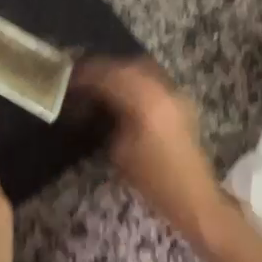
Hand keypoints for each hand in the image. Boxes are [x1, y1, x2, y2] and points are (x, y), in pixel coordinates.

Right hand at [73, 59, 230, 241]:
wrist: (192, 195)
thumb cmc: (153, 179)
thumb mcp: (120, 150)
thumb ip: (107, 120)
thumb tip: (95, 106)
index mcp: (146, 101)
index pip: (111, 76)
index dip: (87, 74)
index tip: (70, 78)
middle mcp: (164, 91)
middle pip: (129, 66)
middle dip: (104, 68)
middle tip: (83, 76)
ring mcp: (176, 95)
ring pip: (144, 70)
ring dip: (121, 72)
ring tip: (100, 83)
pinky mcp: (181, 104)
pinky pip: (154, 81)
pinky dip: (135, 81)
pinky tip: (123, 93)